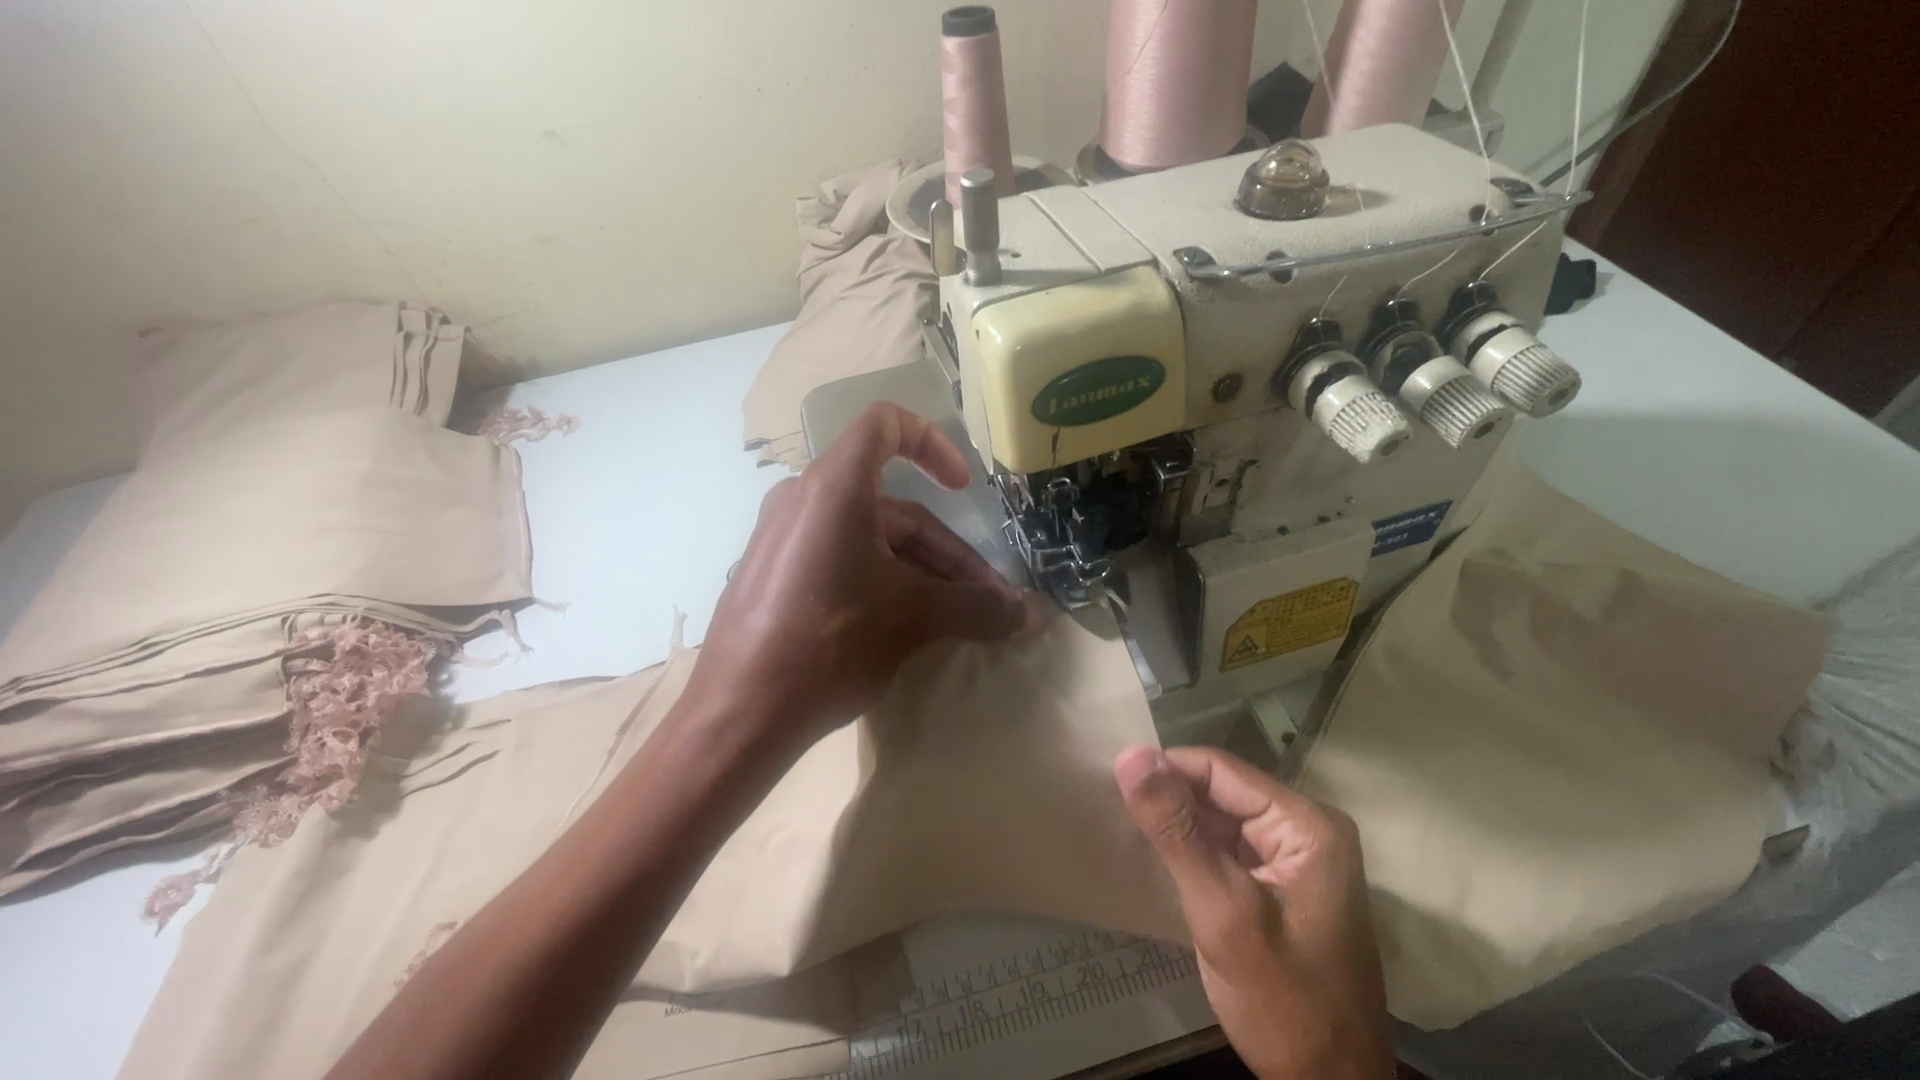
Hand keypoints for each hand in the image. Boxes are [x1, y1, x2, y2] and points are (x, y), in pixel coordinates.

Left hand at [689, 403, 1028, 753]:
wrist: (740, 713)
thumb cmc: (829, 643)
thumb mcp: (912, 619)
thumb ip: (978, 607)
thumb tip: (1034, 616)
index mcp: (834, 487)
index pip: (885, 425)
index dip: (933, 443)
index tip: (964, 488)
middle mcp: (803, 500)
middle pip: (892, 506)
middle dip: (947, 554)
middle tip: (984, 603)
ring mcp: (782, 540)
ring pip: (870, 540)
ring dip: (920, 574)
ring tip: (954, 624)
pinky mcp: (772, 577)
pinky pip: (840, 561)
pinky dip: (881, 583)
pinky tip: (904, 631)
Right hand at [1114, 746, 1392, 1079]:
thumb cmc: (1282, 1001)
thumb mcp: (1221, 911)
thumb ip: (1177, 831)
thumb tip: (1131, 755)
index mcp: (1308, 825)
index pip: (1220, 769)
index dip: (1164, 769)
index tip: (1109, 783)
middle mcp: (1309, 829)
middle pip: (1223, 792)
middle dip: (1171, 800)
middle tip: (1112, 812)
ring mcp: (1299, 860)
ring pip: (1223, 820)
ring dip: (1180, 827)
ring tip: (1126, 832)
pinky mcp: (1284, 886)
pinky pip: (1231, 849)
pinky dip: (1195, 853)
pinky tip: (1160, 861)